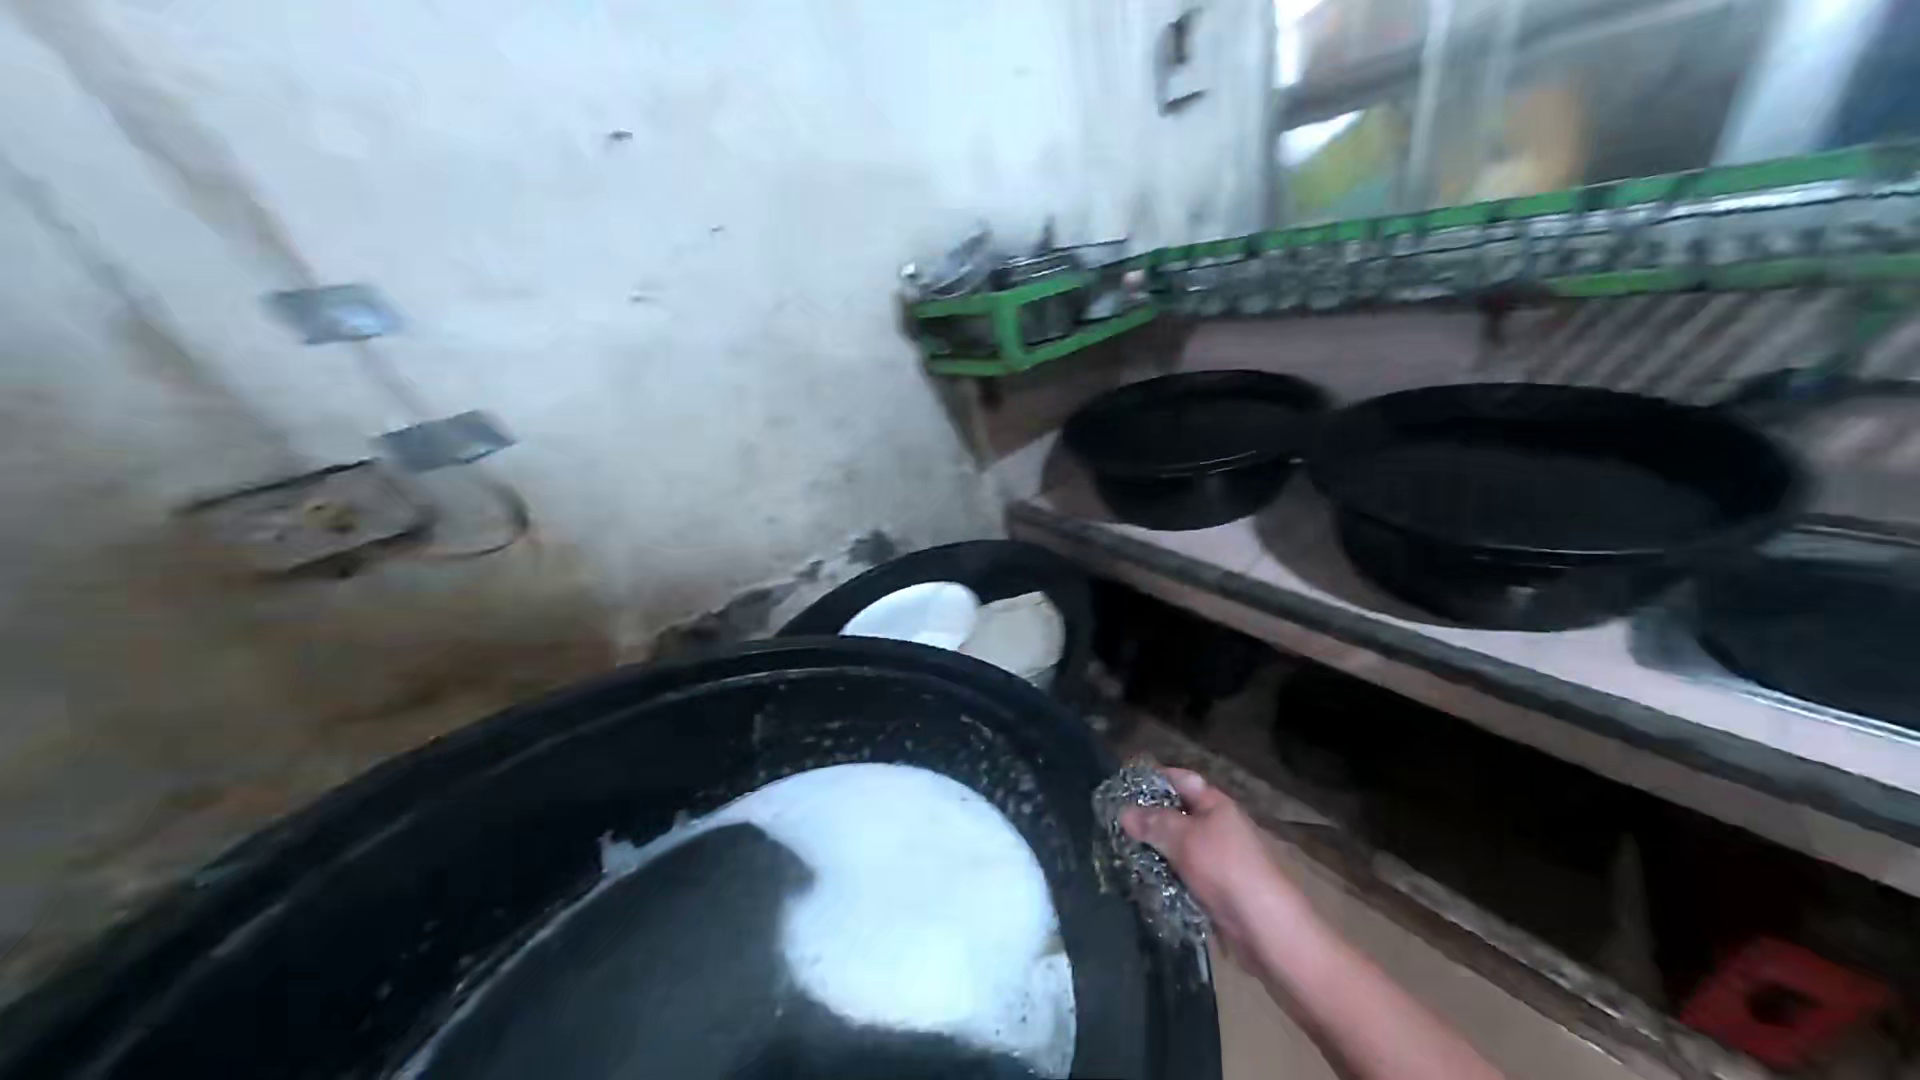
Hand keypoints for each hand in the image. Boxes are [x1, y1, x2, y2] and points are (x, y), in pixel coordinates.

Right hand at [1119, 767, 1305, 954]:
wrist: (1266, 930)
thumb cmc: (1227, 870)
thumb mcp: (1186, 838)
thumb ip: (1153, 822)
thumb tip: (1123, 812)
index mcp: (1215, 805)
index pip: (1179, 780)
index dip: (1152, 779)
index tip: (1121, 787)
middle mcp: (1216, 827)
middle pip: (1175, 813)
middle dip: (1147, 818)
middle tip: (1114, 823)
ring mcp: (1215, 859)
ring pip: (1176, 846)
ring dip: (1153, 850)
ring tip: (1122, 852)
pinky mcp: (1212, 888)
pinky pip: (1181, 874)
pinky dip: (1163, 875)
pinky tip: (1141, 880)